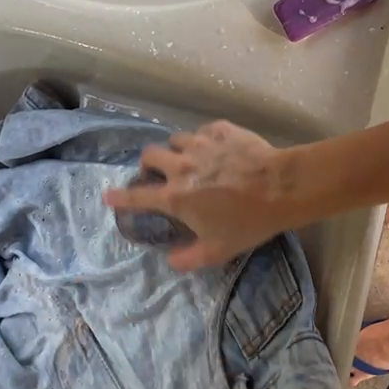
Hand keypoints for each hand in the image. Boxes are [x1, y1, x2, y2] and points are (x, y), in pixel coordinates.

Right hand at [102, 121, 299, 271]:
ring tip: (191, 159)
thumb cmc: (248, 221)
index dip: (120, 197)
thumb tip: (170, 259)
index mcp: (176, 196)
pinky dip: (204, 140)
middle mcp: (181, 165)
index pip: (138, 197)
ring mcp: (201, 143)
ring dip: (178, 149)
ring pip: (176, 139)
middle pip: (149, 155)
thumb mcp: (218, 250)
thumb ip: (189, 258)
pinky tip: (218, 150)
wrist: (281, 186)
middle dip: (149, 164)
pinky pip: (203, 131)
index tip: (107, 195)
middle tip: (160, 173)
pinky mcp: (220, 129)